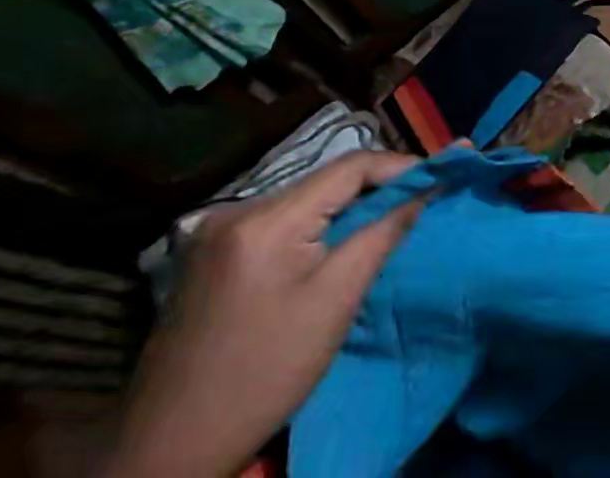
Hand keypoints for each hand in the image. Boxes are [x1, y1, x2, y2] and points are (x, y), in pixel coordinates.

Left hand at [109, 151, 425, 477]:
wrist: (170, 442)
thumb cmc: (265, 374)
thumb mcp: (334, 304)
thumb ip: (380, 236)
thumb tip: (422, 194)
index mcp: (266, 218)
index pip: (347, 168)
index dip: (398, 167)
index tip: (439, 174)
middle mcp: (236, 207)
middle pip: (322, 182)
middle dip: (374, 186)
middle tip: (420, 196)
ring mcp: (216, 227)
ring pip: (300, 200)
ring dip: (344, 206)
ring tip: (387, 215)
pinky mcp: (209, 249)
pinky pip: (276, 221)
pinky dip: (312, 225)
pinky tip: (333, 241)